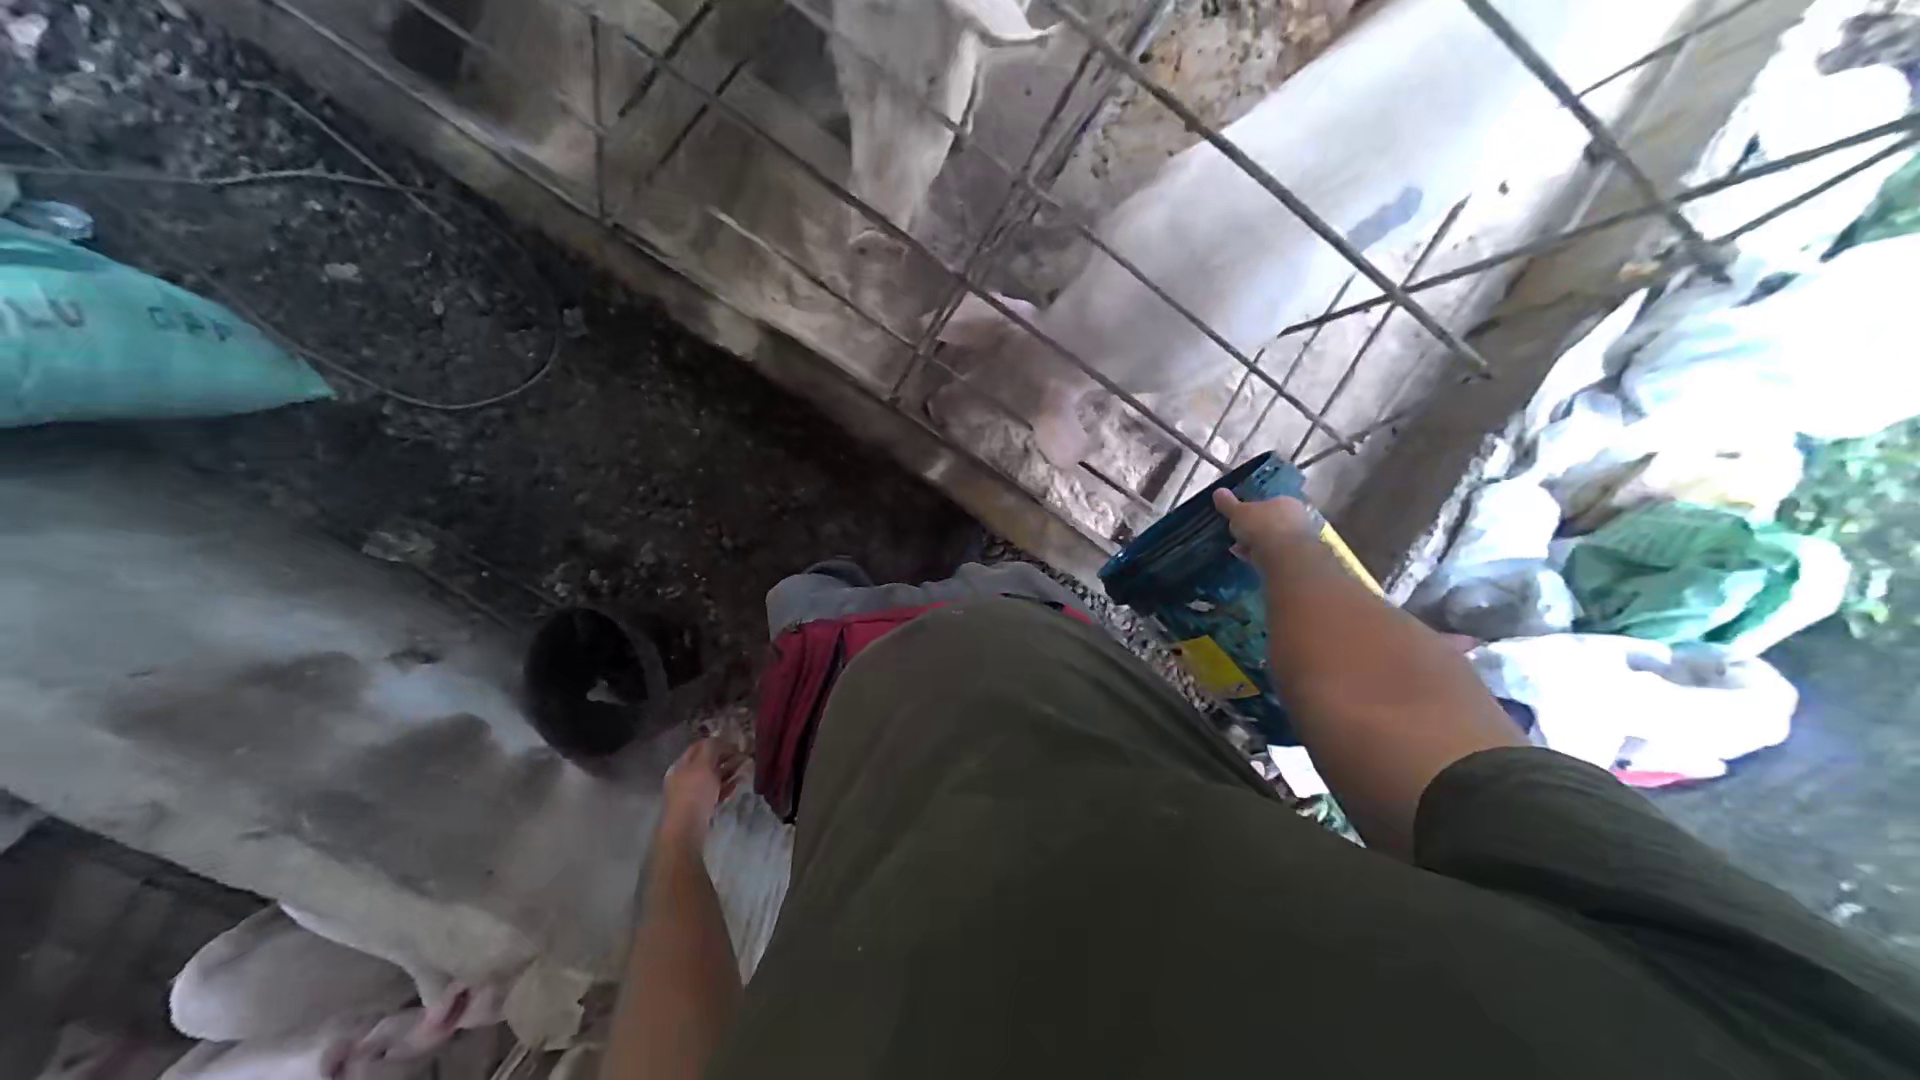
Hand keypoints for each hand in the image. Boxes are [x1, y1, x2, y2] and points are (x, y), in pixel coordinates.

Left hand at [659, 737, 746, 848]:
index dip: (717, 742)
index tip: (735, 744)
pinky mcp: (701, 807)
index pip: (700, 746)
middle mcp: (685, 777)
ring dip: (729, 771)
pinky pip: (716, 792)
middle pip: (708, 762)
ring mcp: (693, 793)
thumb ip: (712, 748)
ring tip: (744, 768)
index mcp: (681, 765)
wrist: (686, 830)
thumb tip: (721, 740)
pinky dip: (727, 786)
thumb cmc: (694, 792)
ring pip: (713, 777)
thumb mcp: (703, 764)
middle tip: (743, 756)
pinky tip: (738, 784)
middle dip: (726, 757)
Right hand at [1213, 489, 1317, 571]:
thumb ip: (1228, 503)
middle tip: (1237, 536)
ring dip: (1255, 544)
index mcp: (1286, 502)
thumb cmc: (1262, 526)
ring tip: (1238, 549)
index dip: (1251, 512)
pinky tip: (1247, 559)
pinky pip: (1274, 554)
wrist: (1285, 557)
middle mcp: (1297, 518)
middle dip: (1253, 530)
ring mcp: (1299, 539)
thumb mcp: (1238, 512)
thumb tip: (1218, 491)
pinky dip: (1260, 556)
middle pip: (1270, 522)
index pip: (1268, 503)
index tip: (1238, 520)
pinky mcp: (1296, 558)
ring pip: (1272, 539)